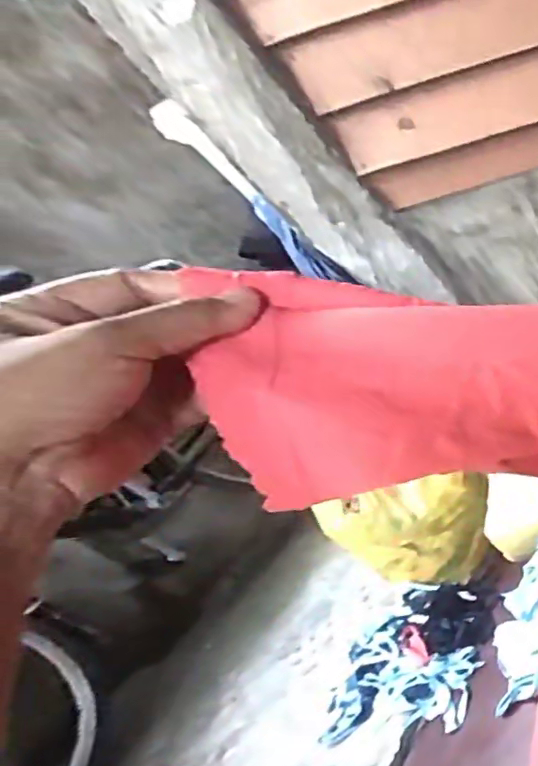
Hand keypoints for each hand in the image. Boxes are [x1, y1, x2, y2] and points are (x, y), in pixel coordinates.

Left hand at [0, 269, 260, 535]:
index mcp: (56, 313)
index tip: (250, 294)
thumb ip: (183, 319)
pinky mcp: (158, 416)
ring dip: (236, 357)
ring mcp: (129, 383)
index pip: (135, 288)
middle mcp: (94, 345)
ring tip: (283, 350)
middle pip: (175, 325)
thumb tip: (251, 298)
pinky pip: (206, 396)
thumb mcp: (102, 341)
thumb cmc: (30, 392)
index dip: (191, 289)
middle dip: (226, 325)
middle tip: (280, 323)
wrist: (9, 477)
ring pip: (197, 360)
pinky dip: (235, 390)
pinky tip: (265, 381)